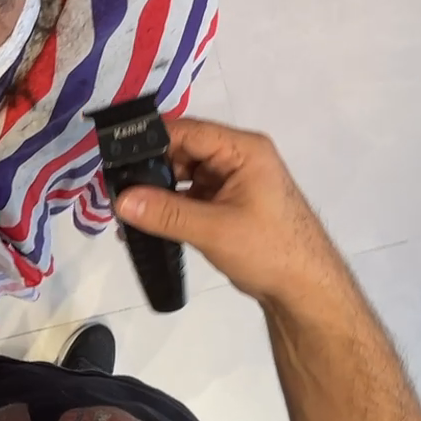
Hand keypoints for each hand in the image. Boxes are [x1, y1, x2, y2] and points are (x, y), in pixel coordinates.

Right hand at [113, 118, 344, 312]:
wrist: (305, 289)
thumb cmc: (269, 250)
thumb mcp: (213, 229)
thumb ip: (164, 213)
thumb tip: (119, 201)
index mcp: (242, 150)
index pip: (188, 131)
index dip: (151, 141)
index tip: (115, 158)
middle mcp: (237, 158)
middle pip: (183, 150)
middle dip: (151, 169)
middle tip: (116, 189)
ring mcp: (232, 181)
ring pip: (184, 174)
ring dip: (158, 190)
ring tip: (127, 209)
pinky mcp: (227, 203)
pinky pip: (190, 195)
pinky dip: (169, 207)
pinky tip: (145, 222)